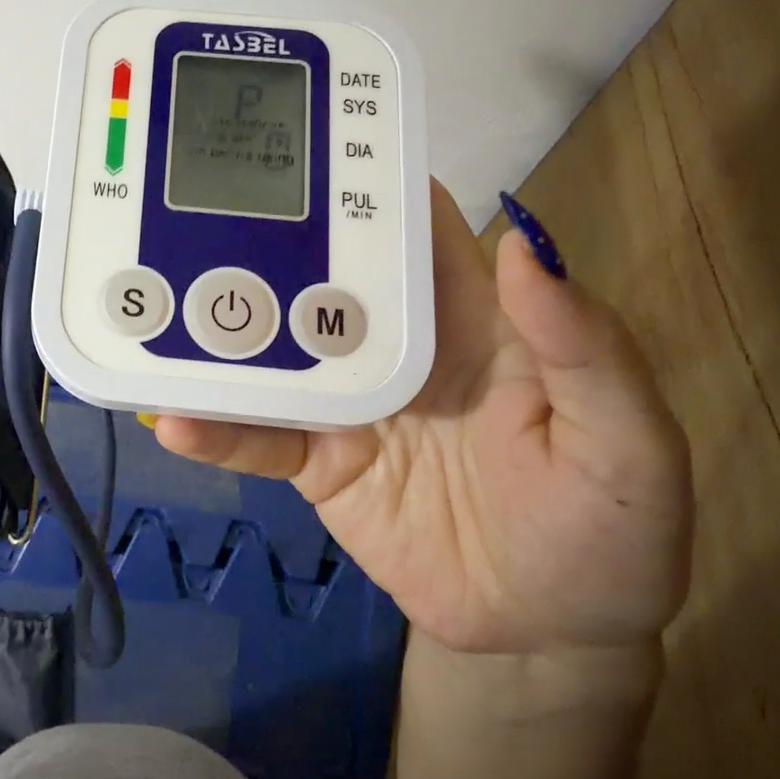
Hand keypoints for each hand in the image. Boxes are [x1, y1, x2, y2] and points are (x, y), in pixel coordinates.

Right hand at [154, 181, 692, 653]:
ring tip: (151, 315)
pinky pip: (261, 440)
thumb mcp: (628, 444)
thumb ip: (585, 349)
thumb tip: (519, 242)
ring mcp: (347, 404)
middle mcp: (396, 347)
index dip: (364, 185)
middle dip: (261, 246)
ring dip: (217, 337)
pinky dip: (218, 430)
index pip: (412, 234)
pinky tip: (173, 420)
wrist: (540, 636)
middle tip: (186, 212)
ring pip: (273, 354)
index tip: (298, 142)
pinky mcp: (317, 462)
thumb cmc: (607, 534)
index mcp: (472, 321)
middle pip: (319, 281)